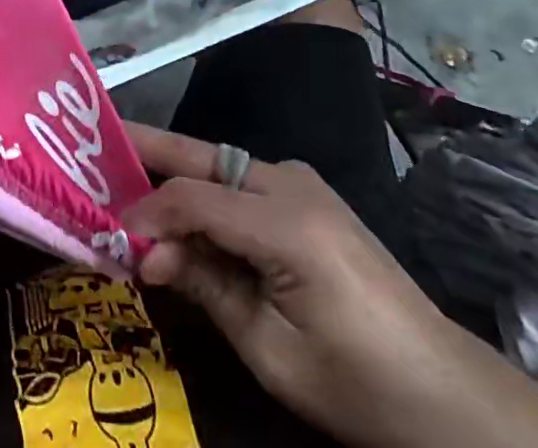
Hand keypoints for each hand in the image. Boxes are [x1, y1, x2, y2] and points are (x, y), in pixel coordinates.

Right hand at [122, 123, 537, 447]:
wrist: (442, 390)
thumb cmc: (354, 380)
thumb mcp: (268, 345)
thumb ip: (204, 283)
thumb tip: (147, 251)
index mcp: (287, 221)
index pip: (192, 195)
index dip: (144, 211)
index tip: (108, 235)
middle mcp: (294, 184)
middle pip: (204, 157)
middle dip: (147, 152)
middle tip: (95, 149)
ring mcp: (304, 186)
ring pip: (220, 165)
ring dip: (173, 177)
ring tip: (127, 190)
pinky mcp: (309, 199)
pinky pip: (242, 185)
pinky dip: (204, 194)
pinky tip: (180, 214)